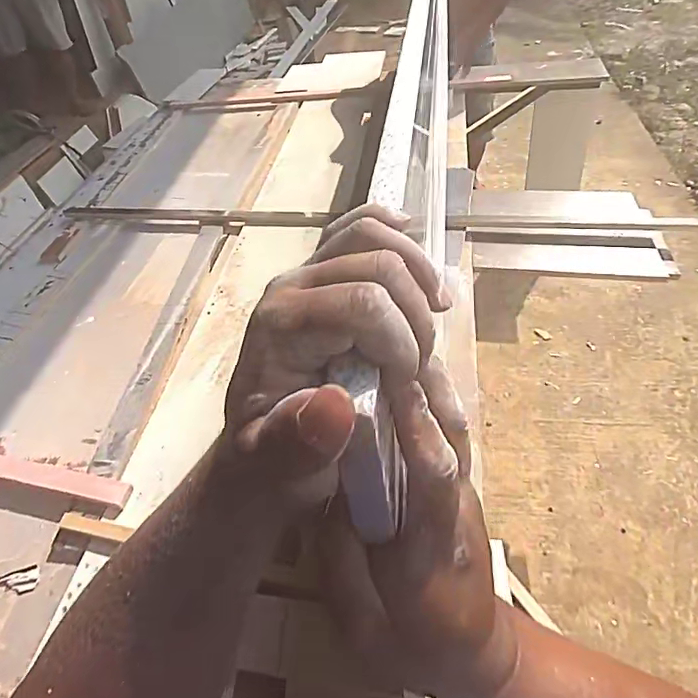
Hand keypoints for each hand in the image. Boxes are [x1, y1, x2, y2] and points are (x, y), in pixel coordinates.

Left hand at [220, 204, 453, 512]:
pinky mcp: (322, 270)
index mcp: (281, 327)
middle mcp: (291, 286)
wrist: (258, 448)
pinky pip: (357, 227)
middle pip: (379, 263)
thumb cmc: (273, 460)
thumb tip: (337, 403)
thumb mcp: (280, 470)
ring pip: (372, 234)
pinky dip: (392, 229)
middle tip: (420, 366)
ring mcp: (305, 272)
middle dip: (416, 315)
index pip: (364, 304)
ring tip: (439, 310)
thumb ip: (301, 442)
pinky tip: (413, 236)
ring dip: (419, 270)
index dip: (402, 344)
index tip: (407, 389)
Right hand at [316, 358, 513, 697]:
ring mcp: (466, 494)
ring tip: (396, 346)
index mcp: (433, 549)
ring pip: (455, 431)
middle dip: (422, 391)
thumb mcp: (366, 634)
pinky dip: (433, 403)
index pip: (434, 479)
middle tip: (388, 345)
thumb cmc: (419, 650)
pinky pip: (450, 437)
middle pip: (450, 440)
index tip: (393, 385)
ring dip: (430, 389)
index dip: (418, 430)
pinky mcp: (462, 486)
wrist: (478, 654)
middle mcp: (458, 508)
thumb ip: (344, 567)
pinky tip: (407, 377)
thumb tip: (326, 499)